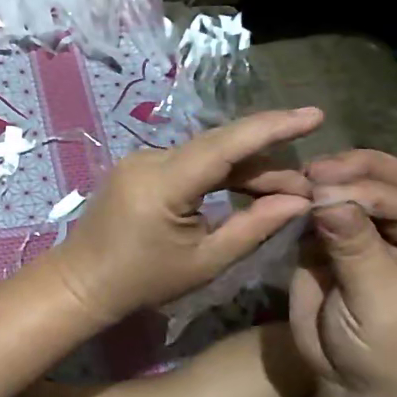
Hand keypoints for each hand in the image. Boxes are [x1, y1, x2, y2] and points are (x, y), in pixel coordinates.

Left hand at [48, 108, 324, 321]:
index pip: (225, 145)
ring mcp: (136, 163)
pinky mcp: (134, 170)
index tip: (315, 115)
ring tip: (287, 188)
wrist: (81, 281)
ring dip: (242, 167)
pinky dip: (216, 172)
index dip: (272, 127)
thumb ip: (254, 226)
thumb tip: (302, 199)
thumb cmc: (142, 280)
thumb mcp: (206, 260)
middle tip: (310, 180)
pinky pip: (184, 162)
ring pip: (201, 153)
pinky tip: (247, 186)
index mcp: (161, 182)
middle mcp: (146, 161)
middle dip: (266, 157)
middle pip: (216, 146)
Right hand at [290, 150, 396, 396]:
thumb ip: (356, 249)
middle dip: (356, 169)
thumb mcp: (381, 303)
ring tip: (294, 179)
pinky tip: (282, 195)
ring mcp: (366, 242)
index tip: (322, 187)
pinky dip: (300, 203)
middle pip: (392, 184)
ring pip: (353, 195)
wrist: (360, 391)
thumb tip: (327, 199)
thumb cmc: (392, 355)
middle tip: (315, 169)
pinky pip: (316, 218)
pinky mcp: (326, 251)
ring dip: (325, 181)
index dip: (367, 190)